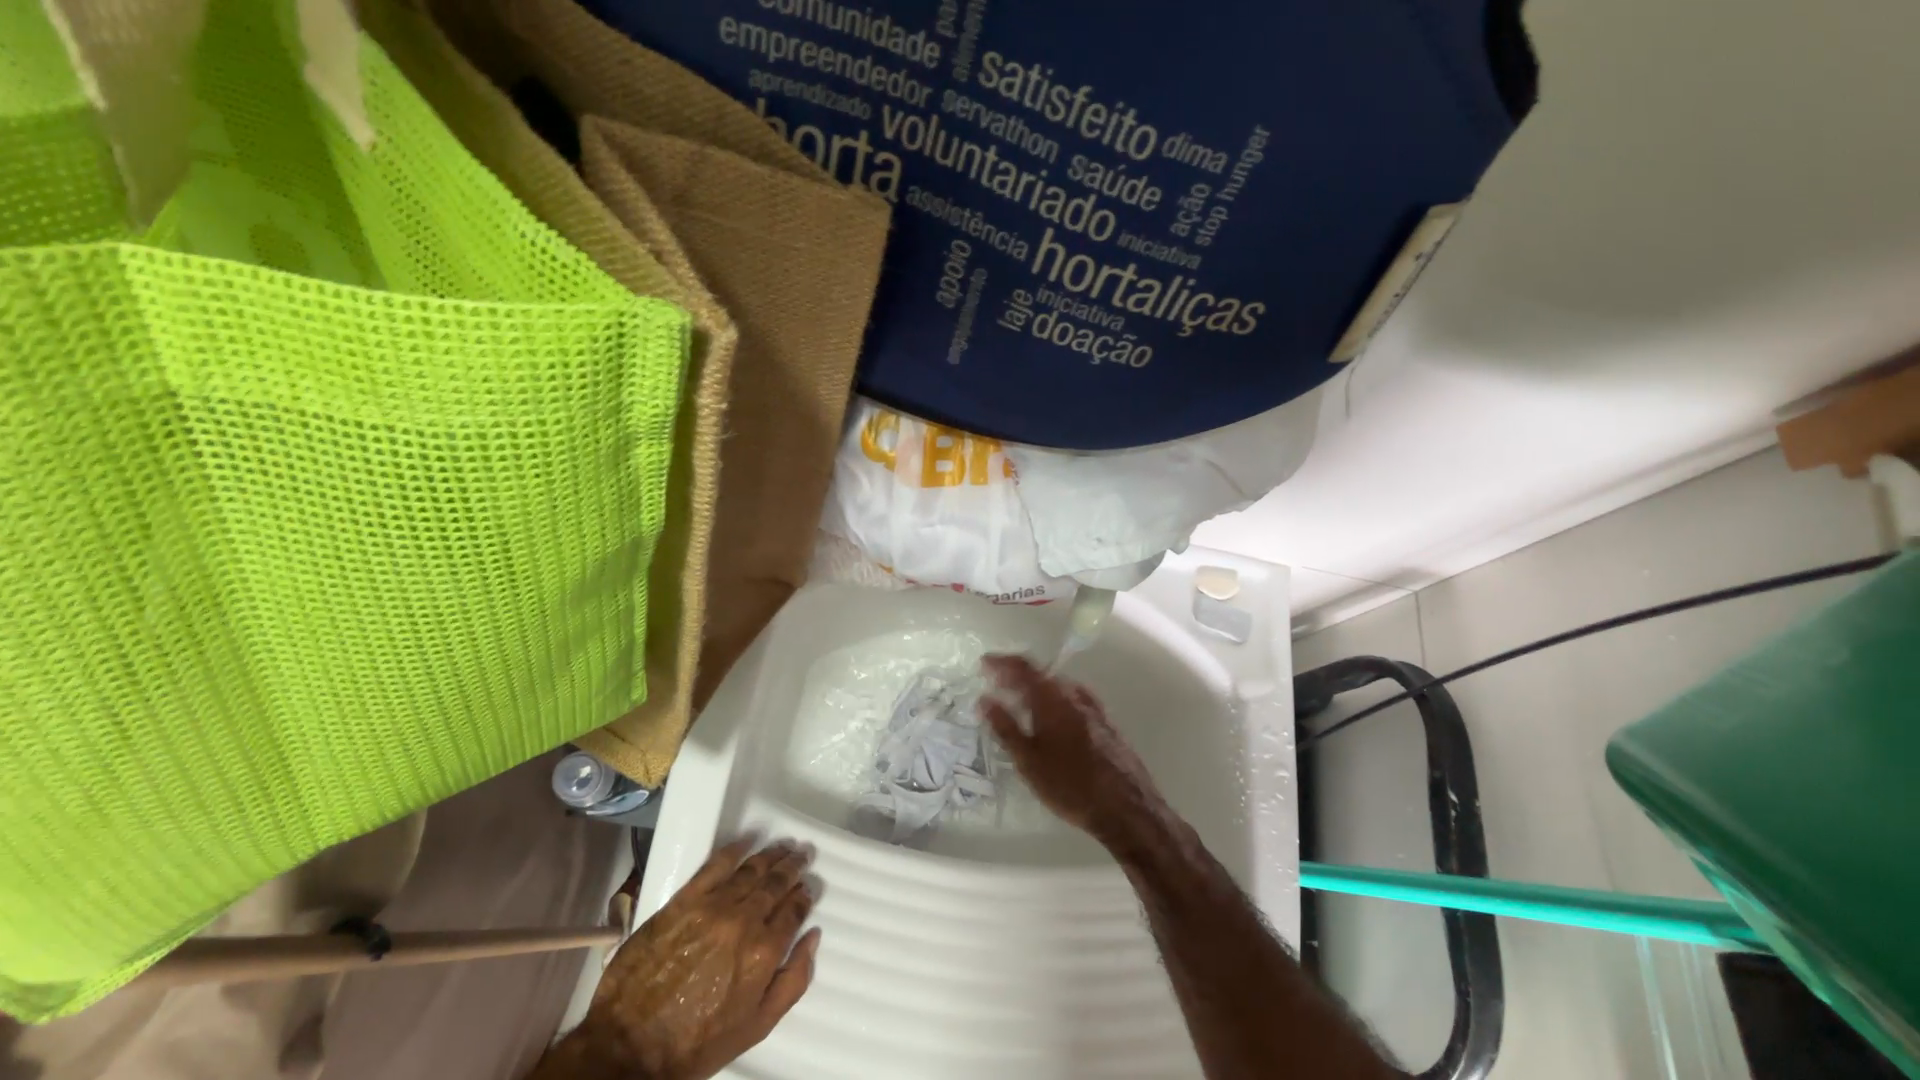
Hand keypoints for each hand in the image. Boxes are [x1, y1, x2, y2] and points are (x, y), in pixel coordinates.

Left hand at [546, 839, 819, 1079]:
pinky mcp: (681, 902)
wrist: (631, 1045)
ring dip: (769, 856)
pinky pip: (713, 866)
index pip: (794, 911)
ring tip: (781, 847)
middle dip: (791, 868)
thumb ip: (794, 980)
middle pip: (774, 884)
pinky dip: (733, 850)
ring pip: (749, 870)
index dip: (803, 896)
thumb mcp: (758, 1024)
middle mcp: (742, 922)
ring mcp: (711, 908)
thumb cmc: (699, 1042)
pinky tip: (745, 841)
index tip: (807, 887)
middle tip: (802, 855)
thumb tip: (812, 937)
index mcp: (764, 953)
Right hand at [979, 654, 1165, 845]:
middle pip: (1044, 675)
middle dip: (1019, 676)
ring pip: (1062, 688)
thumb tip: (984, 699)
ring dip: (1039, 688)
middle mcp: (1076, 696)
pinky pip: (1075, 701)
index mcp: (1053, 699)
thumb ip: (1005, 727)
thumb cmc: (1069, 785)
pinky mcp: (1108, 725)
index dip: (1003, 662)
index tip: (984, 664)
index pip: (1024, 668)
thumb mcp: (1028, 760)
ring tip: (1021, 701)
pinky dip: (1057, 701)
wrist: (1125, 808)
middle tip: (998, 684)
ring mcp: (1096, 710)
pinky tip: (1054, 719)